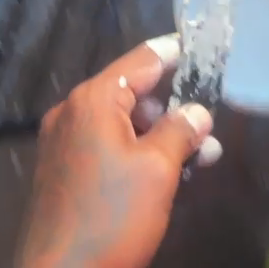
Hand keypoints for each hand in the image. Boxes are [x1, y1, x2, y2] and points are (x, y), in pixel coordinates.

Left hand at [16, 35, 219, 267]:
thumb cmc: (111, 218)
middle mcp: (72, 110)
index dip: (174, 53)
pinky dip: (134, 151)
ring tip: (198, 157)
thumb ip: (181, 131)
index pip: (142, 60)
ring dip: (157, 134)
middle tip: (208, 125)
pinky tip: (164, 172)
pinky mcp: (61, 171)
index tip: (201, 49)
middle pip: (131, 92)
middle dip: (172, 107)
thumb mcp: (157, 171)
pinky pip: (104, 145)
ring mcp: (62, 141)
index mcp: (93, 99)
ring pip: (120, 122)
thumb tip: (198, 112)